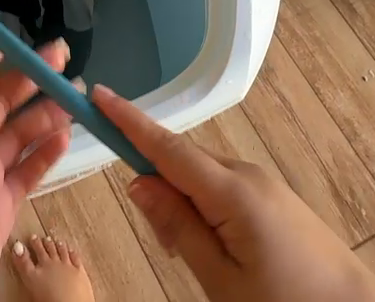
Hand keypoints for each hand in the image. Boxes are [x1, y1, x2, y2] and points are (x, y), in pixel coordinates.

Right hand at [94, 85, 374, 301]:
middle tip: (164, 248)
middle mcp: (248, 175)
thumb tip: (138, 182)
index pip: (166, 145)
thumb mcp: (223, 283)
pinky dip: (206, 208)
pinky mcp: (278, 201)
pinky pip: (225, 189)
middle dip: (158, 186)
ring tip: (201, 263)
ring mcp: (266, 185)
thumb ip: (178, 227)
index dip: (128, 120)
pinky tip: (218, 250)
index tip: (96, 93)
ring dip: (184, 203)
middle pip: (182, 161)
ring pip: (203, 177)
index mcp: (232, 191)